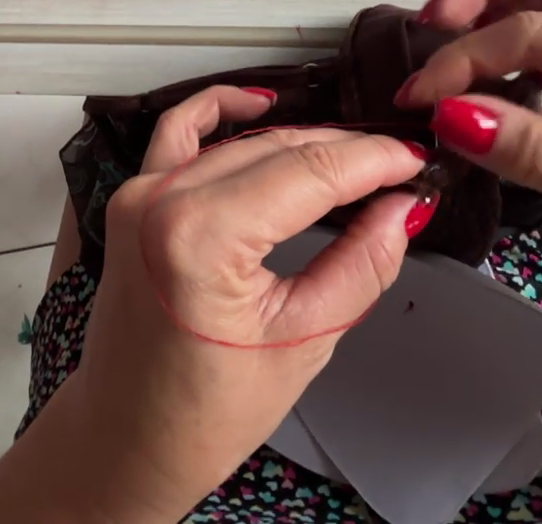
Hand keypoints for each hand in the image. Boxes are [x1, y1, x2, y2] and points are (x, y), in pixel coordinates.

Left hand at [58, 87, 426, 521]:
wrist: (125, 437)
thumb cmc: (200, 413)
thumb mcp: (302, 342)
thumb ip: (361, 263)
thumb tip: (402, 207)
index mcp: (201, 237)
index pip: (310, 172)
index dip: (374, 161)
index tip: (415, 161)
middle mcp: (163, 199)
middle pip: (279, 147)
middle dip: (347, 153)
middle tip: (398, 168)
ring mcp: (141, 191)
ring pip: (243, 139)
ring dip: (303, 141)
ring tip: (354, 158)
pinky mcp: (134, 195)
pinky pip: (179, 130)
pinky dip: (220, 108)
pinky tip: (262, 103)